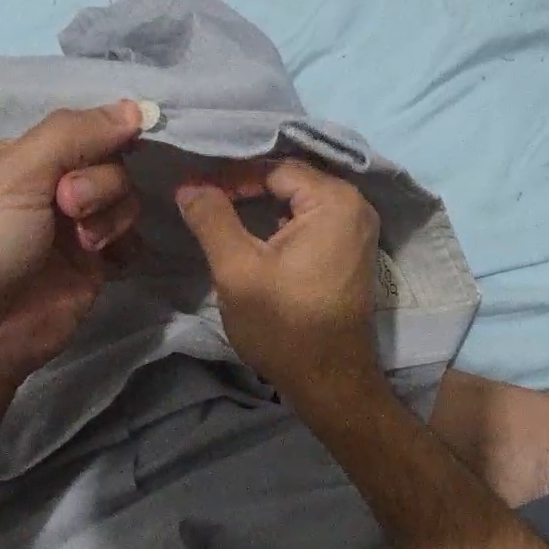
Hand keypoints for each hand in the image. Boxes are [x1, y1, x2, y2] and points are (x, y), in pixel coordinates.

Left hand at [0, 101, 144, 399]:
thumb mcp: (13, 172)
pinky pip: (131, 243)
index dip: (106, 136)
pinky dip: (129, 246)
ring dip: (113, 216)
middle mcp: (48, 190)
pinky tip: (113, 259)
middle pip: (110, 166)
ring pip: (125, 202)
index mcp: (20, 158)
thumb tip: (137, 106)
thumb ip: (74, 134)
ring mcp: (72, 231)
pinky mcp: (92, 270)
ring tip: (84, 244)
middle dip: (100, 185)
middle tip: (68, 210)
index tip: (120, 144)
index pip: (84, 130)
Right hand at [175, 159, 381, 401]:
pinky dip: (282, 219)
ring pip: (300, 199)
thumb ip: (212, 219)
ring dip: (262, 202)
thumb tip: (189, 186)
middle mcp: (356, 205)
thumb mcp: (237, 270)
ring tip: (219, 208)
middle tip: (202, 194)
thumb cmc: (284, 325)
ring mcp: (358, 229)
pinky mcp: (351, 250)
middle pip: (290, 179)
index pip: (274, 167)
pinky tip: (251, 229)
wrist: (329, 381)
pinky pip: (312, 219)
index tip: (194, 188)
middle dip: (245, 184)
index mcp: (335, 200)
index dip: (231, 174)